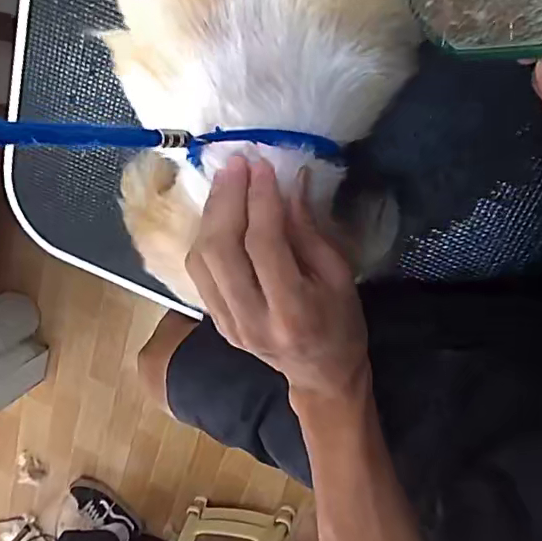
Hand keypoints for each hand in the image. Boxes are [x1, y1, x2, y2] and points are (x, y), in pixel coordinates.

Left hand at [185, 158, 370, 403]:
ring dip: (211, 214)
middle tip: (237, 164)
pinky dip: (207, 236)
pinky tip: (220, 213)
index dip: (260, 201)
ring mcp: (228, 325)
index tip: (263, 167)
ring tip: (227, 181)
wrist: (322, 375)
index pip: (264, 246)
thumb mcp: (341, 278)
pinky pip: (199, 271)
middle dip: (227, 199)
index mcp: (293, 312)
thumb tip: (290, 185)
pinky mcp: (215, 322)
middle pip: (222, 250)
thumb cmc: (342, 325)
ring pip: (201, 259)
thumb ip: (311, 233)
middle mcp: (253, 320)